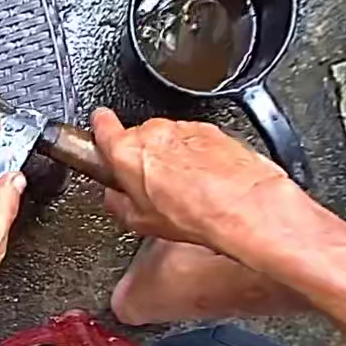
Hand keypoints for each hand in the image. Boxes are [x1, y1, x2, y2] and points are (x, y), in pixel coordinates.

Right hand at [91, 107, 311, 254]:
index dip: (100, 127)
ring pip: (168, 138)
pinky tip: (203, 180)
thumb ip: (116, 201)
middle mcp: (154, 132)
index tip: (100, 127)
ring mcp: (185, 128)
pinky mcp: (213, 130)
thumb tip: (114, 196)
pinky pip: (195, 140)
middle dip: (142, 156)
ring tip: (183, 187)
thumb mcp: (138, 221)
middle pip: (138, 137)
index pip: (102, 124)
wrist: (245, 207)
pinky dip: (196, 155)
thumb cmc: (193, 214)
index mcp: (126, 151)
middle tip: (150, 184)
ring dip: (171, 156)